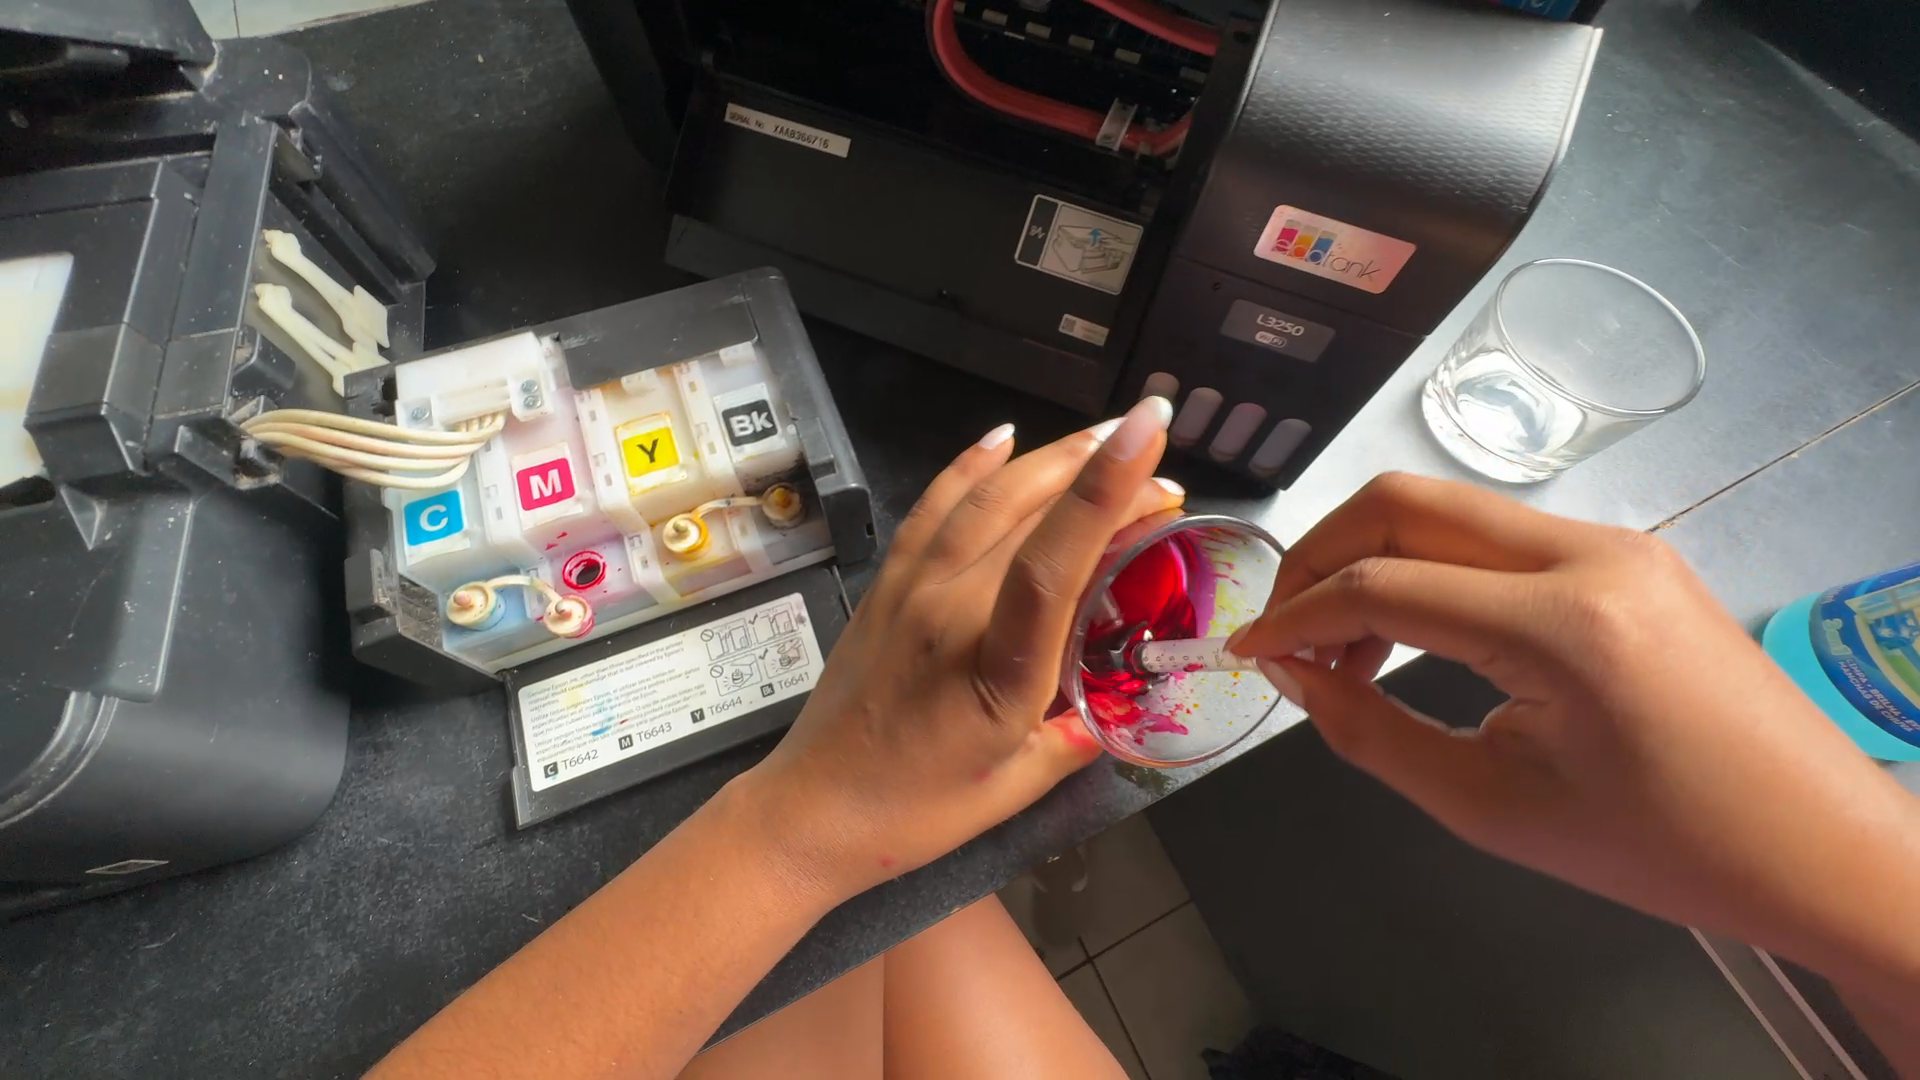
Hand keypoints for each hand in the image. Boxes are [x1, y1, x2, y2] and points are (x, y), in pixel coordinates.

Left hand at [746, 398, 1182, 899]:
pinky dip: (969, 466)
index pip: (1055, 561)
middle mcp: (948, 607)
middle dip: (1100, 471)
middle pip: (1030, 513)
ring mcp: (910, 585)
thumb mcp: (1015, 786)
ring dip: (1048, 456)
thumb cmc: (917, 812)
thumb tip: (1117, 694)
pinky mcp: (886, 580)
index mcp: (995, 668)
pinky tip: (1002, 438)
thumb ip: (1076, 733)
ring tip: (1101, 432)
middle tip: (1153, 452)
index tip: (1150, 435)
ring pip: (984, 497)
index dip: (1105, 490)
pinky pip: (932, 507)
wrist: (812, 807)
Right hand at [1228, 474, 1919, 999]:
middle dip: (1314, 557)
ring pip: (1433, 508)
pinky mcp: (1613, 553)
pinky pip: (1477, 536)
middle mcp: (1585, 555)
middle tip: (1283, 624)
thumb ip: (1364, 730)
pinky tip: (1401, 633)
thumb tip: (1288, 673)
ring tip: (1337, 644)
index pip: (1378, 587)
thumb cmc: (1657, 849)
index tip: (1248, 651)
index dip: (1293, 616)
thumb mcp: (1484, 806)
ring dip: (1361, 561)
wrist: (1829, 855)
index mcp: (1561, 627)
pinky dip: (1413, 571)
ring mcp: (1607, 543)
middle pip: (1397, 504)